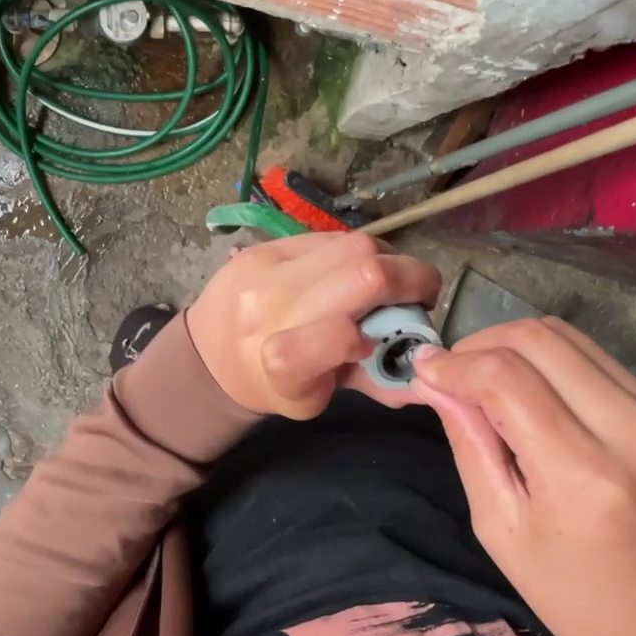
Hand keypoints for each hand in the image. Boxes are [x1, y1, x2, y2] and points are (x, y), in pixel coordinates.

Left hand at [186, 233, 440, 418]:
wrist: (209, 355)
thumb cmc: (272, 383)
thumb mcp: (318, 398)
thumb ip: (374, 385)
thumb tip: (426, 378)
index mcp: (283, 366)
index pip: (338, 336)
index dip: (376, 334)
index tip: (385, 341)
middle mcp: (270, 311)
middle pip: (361, 270)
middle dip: (410, 278)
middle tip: (420, 296)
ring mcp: (263, 270)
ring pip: (351, 243)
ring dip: (385, 258)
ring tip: (388, 281)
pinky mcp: (261, 247)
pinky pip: (327, 236)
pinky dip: (353, 252)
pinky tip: (352, 270)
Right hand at [410, 318, 635, 635]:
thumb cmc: (575, 595)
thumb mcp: (501, 529)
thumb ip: (469, 444)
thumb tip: (433, 381)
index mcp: (583, 475)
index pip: (505, 377)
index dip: (454, 363)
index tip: (422, 370)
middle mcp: (631, 430)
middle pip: (538, 338)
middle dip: (479, 343)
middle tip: (451, 372)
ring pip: (569, 337)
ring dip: (514, 347)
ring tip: (484, 380)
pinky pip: (596, 359)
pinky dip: (551, 363)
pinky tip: (531, 393)